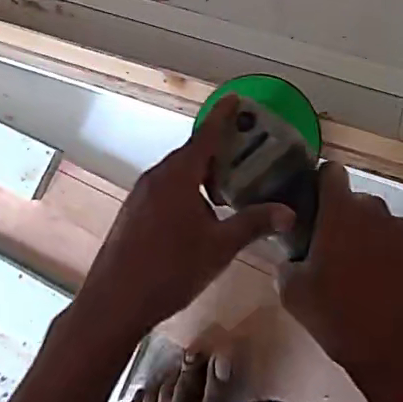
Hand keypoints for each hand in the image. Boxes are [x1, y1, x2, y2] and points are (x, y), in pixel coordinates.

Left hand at [74, 98, 294, 342]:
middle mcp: (156, 177)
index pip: (205, 136)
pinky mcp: (132, 213)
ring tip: (227, 184)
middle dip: (216, 148)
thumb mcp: (219, 248)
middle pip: (191, 153)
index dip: (222, 116)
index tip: (235, 98)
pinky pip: (164, 188)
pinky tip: (198, 213)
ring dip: (200, 172)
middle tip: (244, 148)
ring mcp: (140, 195)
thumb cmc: (170, 270)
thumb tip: (288, 213)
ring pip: (176, 172)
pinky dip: (185, 188)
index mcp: (177, 176)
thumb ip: (253, 224)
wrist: (114, 303)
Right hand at [278, 163, 402, 401]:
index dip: (320, 183)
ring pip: (377, 223)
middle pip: (354, 201)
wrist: (402, 353)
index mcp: (340, 211)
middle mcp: (374, 211)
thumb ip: (286, 266)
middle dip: (342, 218)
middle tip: (329, 250)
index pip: (330, 171)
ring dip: (366, 237)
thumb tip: (291, 260)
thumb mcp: (294, 294)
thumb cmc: (340, 317)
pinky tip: (381, 286)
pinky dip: (389, 255)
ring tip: (357, 273)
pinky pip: (398, 243)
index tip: (311, 203)